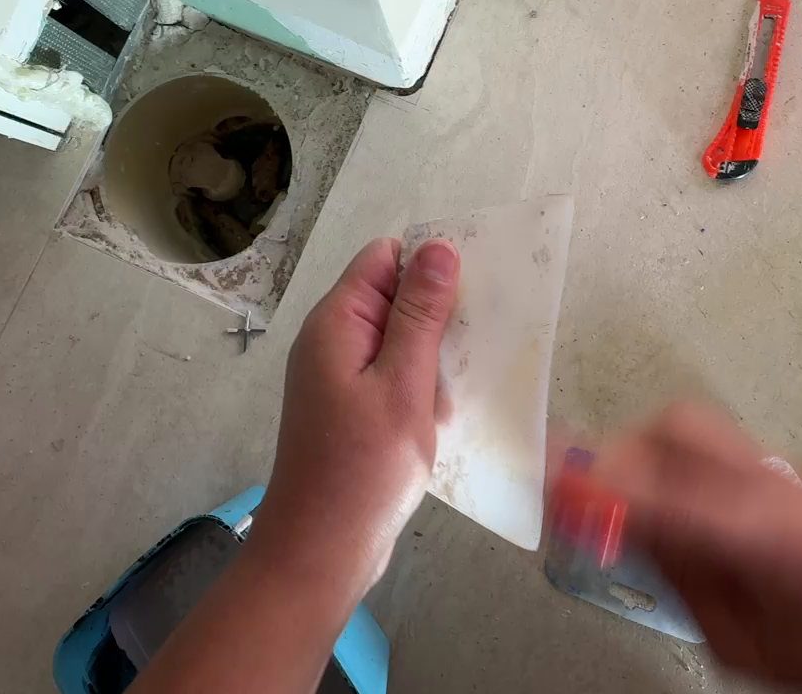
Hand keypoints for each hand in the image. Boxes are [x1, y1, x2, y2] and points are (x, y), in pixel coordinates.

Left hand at [251, 237, 459, 608]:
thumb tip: (438, 247)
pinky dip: (420, 379)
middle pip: (392, 294)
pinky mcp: (351, 404)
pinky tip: (445, 406)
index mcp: (337, 321)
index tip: (474, 284)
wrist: (319, 555)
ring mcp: (340, 373)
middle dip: (437, 310)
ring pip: (397, 335)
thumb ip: (421, 314)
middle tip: (481, 335)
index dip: (428, 262)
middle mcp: (333, 338)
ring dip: (432, 351)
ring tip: (466, 377)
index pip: (384, 258)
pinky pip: (391, 370)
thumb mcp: (403, 384)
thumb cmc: (364, 468)